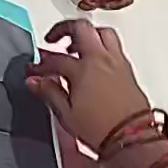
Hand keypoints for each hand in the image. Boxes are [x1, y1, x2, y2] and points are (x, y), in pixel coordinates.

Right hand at [24, 19, 152, 149]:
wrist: (132, 139)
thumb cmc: (102, 129)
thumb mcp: (66, 114)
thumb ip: (49, 92)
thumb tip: (35, 81)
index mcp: (83, 69)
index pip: (55, 59)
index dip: (41, 64)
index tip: (35, 71)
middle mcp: (101, 60)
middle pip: (82, 29)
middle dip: (64, 30)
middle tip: (53, 39)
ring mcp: (117, 63)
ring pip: (103, 33)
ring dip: (87, 35)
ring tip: (75, 45)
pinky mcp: (128, 70)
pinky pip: (114, 47)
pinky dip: (100, 47)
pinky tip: (93, 61)